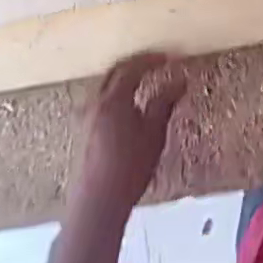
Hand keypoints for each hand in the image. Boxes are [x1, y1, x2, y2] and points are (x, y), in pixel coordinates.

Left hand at [70, 53, 184, 216]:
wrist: (97, 205)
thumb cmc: (130, 167)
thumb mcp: (154, 133)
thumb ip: (164, 102)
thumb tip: (179, 80)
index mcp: (113, 101)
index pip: (132, 68)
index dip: (151, 59)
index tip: (169, 57)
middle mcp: (95, 105)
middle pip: (113, 73)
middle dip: (134, 64)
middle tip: (155, 62)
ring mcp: (85, 120)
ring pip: (103, 87)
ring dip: (122, 79)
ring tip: (142, 81)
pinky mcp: (83, 135)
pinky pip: (99, 102)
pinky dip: (115, 94)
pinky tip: (127, 106)